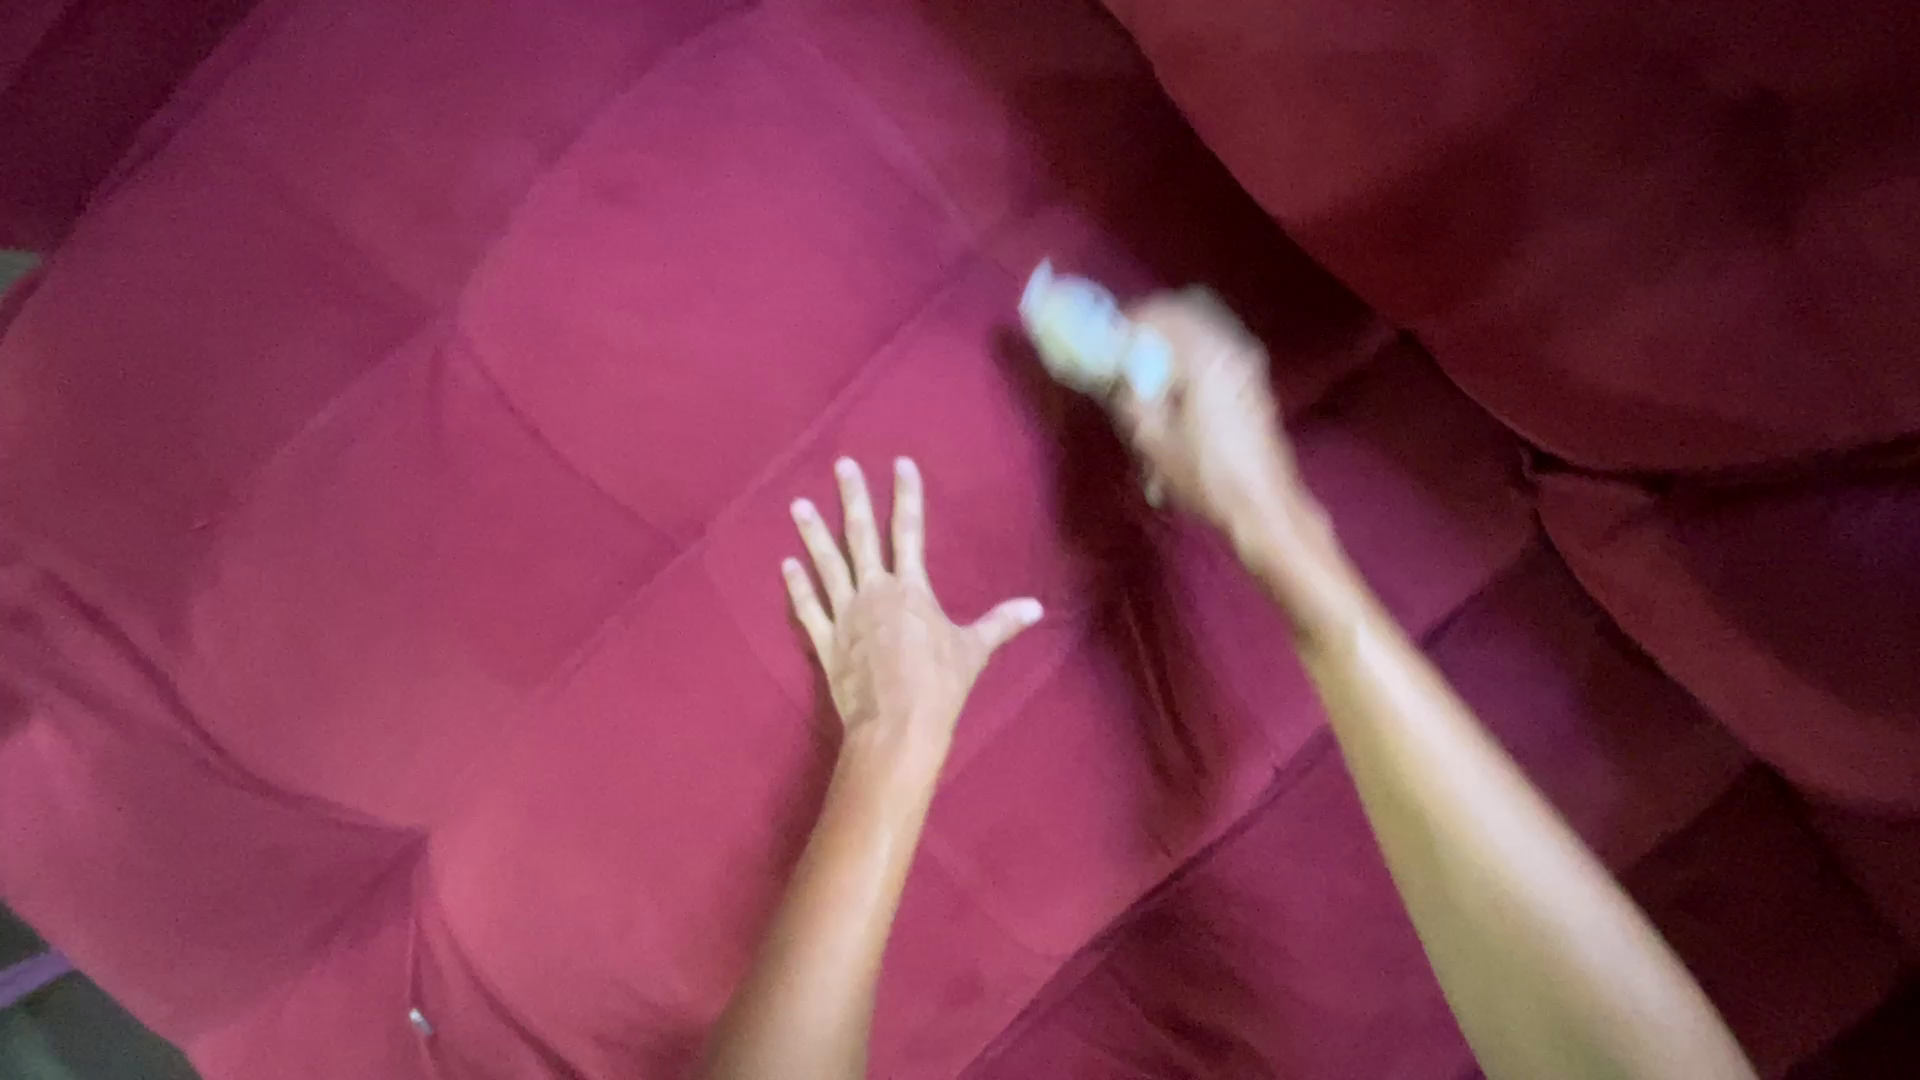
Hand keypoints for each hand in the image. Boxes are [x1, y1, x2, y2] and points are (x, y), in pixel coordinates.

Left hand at [783, 458, 1042, 772]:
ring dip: (813, 534)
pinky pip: (807, 609)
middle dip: (852, 498)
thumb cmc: (940, 685)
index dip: (907, 494)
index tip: (900, 463)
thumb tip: (1036, 607)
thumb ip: (1001, 623)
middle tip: (841, 465)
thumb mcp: (974, 650)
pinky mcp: (825, 641)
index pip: (910, 529)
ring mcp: (845, 615)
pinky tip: (786, 565)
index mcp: (911, 589)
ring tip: (797, 505)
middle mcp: (874, 591)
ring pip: (827, 565)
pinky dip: (796, 587)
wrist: (897, 726)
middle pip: (862, 536)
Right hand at [1114, 290, 1329, 556]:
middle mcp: (1232, 349)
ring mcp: (1247, 363)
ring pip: (1204, 324)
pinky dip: (1190, 348)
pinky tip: (1173, 377)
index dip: (1130, 321)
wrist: (1261, 504)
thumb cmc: (1205, 476)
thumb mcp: (1153, 442)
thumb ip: (1131, 398)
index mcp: (1205, 358)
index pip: (1163, 315)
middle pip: (1188, 309)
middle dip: (1153, 321)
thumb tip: (1118, 376)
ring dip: (1173, 334)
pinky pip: (1216, 344)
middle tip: (1125, 342)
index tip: (1108, 336)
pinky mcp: (1252, 380)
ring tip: (1146, 360)